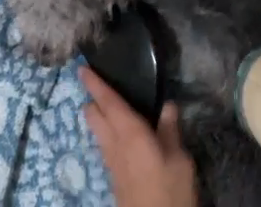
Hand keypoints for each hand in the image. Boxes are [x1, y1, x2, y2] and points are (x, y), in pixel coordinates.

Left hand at [79, 65, 197, 206]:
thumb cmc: (169, 192)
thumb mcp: (179, 161)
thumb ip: (170, 132)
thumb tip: (168, 105)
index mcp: (129, 132)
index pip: (107, 101)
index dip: (94, 84)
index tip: (81, 67)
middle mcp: (114, 143)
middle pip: (93, 114)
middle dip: (92, 98)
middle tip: (97, 84)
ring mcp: (111, 161)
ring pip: (96, 130)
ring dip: (98, 116)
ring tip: (108, 106)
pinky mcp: (113, 175)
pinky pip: (104, 144)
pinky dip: (106, 131)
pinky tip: (119, 134)